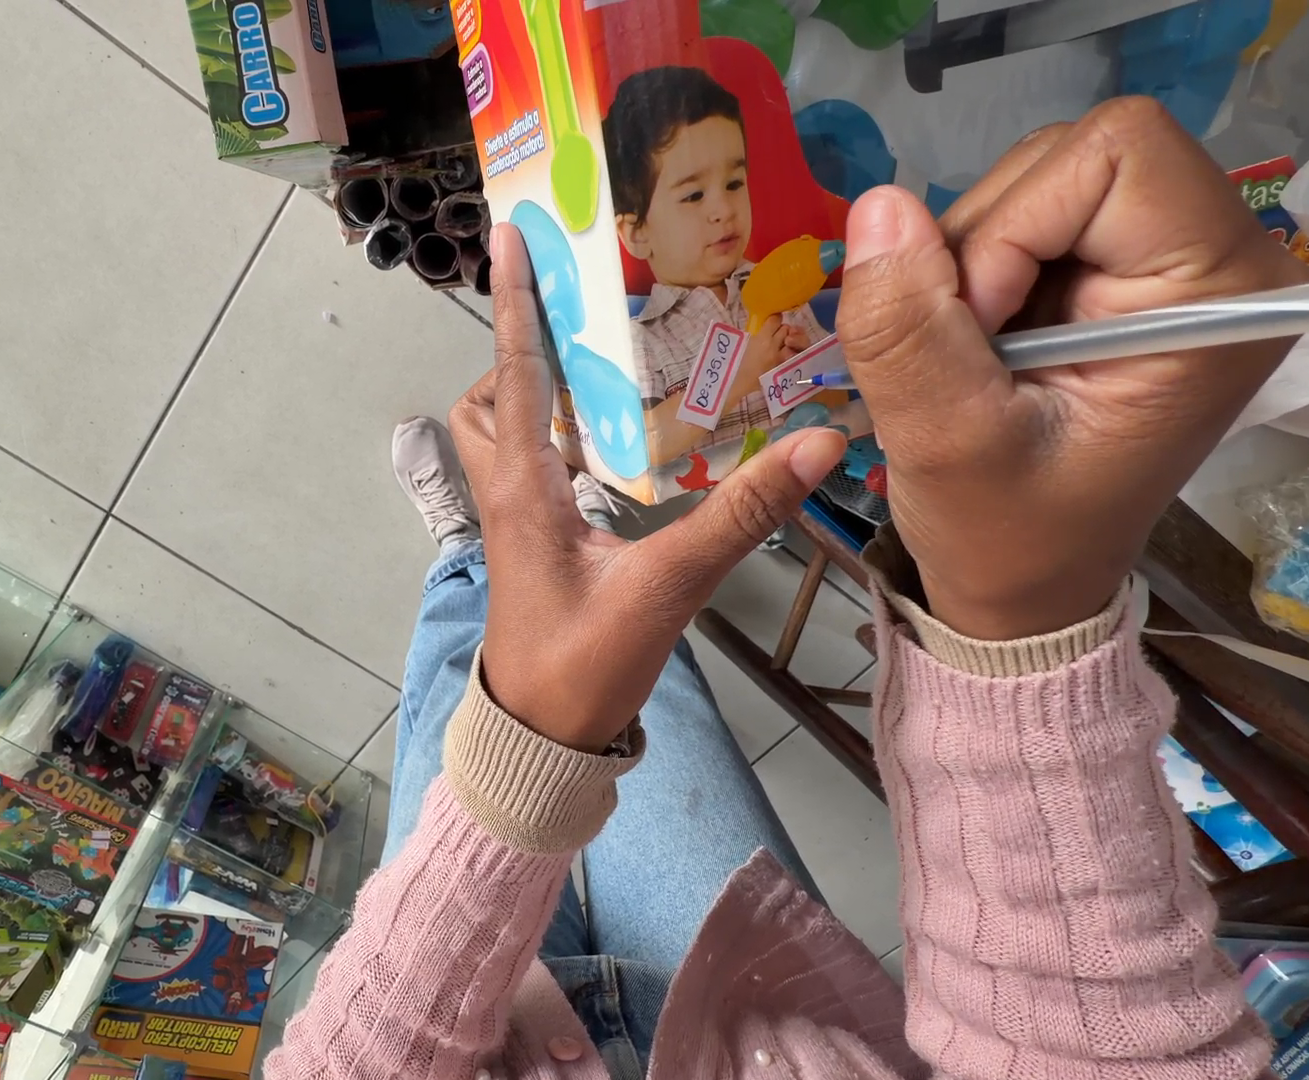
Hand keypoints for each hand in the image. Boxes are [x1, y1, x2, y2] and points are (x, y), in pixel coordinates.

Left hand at [449, 225, 845, 751]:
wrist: (541, 732)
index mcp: (525, 490)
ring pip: (499, 434)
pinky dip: (553, 434)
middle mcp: (508, 493)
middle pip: (487, 399)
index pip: (515, 374)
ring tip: (601, 370)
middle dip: (517, 353)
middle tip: (581, 328)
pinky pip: (528, 465)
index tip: (510, 239)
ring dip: (531, 394)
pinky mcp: (531, 539)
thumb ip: (738, 518)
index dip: (515, 303)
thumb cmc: (583, 665)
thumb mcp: (664, 590)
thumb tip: (820, 443)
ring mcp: (514, 518)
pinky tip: (610, 438)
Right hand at [835, 98, 1308, 639]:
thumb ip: (906, 330)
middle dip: (972, 254)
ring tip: (959, 363)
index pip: (1109, 158)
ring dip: (954, 272)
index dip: (1010, 232)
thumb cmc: (999, 531)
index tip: (978, 332)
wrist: (1016, 581)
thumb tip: (873, 204)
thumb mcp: (943, 442)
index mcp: (1213, 292)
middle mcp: (1202, 259)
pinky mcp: (1098, 287)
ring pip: (1019, 193)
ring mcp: (1147, 270)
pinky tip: (963, 353)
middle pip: (1059, 164)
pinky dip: (955, 285)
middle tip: (959, 356)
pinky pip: (1003, 232)